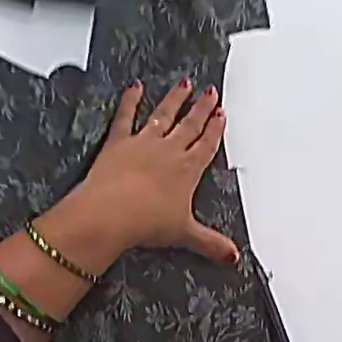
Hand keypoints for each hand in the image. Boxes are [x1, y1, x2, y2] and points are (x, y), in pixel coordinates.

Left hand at [70, 79, 238, 264]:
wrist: (110, 214)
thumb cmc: (145, 221)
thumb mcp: (184, 234)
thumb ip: (210, 243)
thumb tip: (231, 256)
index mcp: (187, 170)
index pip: (207, 144)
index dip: (215, 129)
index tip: (221, 115)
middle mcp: (169, 151)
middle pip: (190, 124)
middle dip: (202, 108)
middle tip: (210, 92)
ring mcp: (144, 143)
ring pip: (164, 115)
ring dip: (175, 99)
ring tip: (184, 84)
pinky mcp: (119, 142)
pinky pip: (126, 116)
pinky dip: (131, 100)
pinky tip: (135, 87)